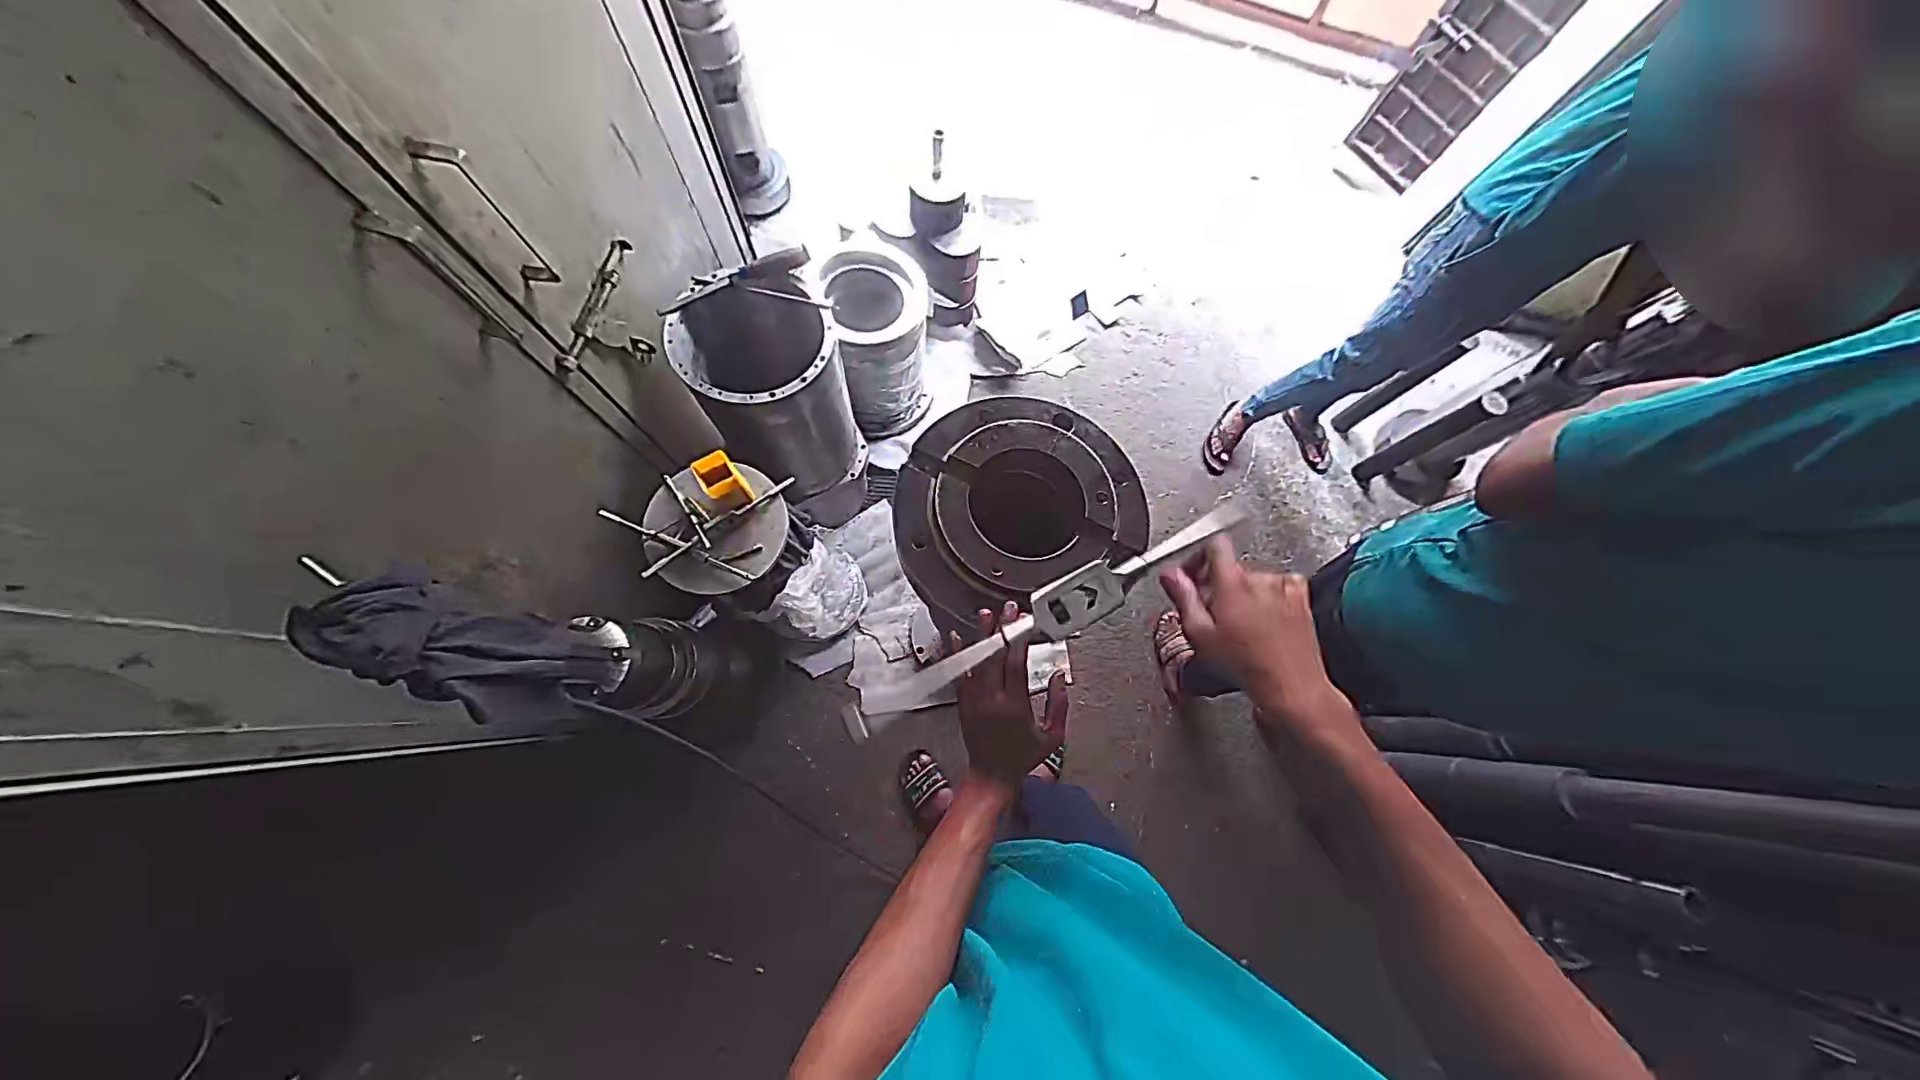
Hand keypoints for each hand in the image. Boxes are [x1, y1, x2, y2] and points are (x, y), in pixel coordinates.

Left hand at [954, 602, 1067, 785]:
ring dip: (980, 637)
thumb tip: (1060, 677)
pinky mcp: (963, 703)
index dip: (1019, 640)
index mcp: (1015, 706)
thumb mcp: (1052, 736)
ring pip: (976, 662)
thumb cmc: (1022, 758)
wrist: (991, 775)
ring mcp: (974, 701)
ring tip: (985, 616)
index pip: (1016, 664)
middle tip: (1007, 610)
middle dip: (1001, 630)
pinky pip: (960, 674)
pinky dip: (958, 655)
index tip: (1024, 623)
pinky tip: (957, 638)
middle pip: (995, 657)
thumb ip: (1059, 705)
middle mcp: (992, 700)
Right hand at [1158, 537, 1356, 740]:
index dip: (1197, 559)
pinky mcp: (1301, 598)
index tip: (1192, 577)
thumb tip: (1170, 576)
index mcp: (1233, 583)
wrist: (1291, 685)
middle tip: (1212, 615)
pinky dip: (1266, 600)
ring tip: (1239, 627)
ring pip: (1251, 580)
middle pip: (1230, 568)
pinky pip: (1276, 588)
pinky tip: (1261, 624)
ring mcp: (1284, 587)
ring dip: (1242, 596)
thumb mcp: (1200, 634)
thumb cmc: (1247, 666)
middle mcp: (1261, 580)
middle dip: (1216, 587)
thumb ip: (1182, 597)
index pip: (1213, 546)